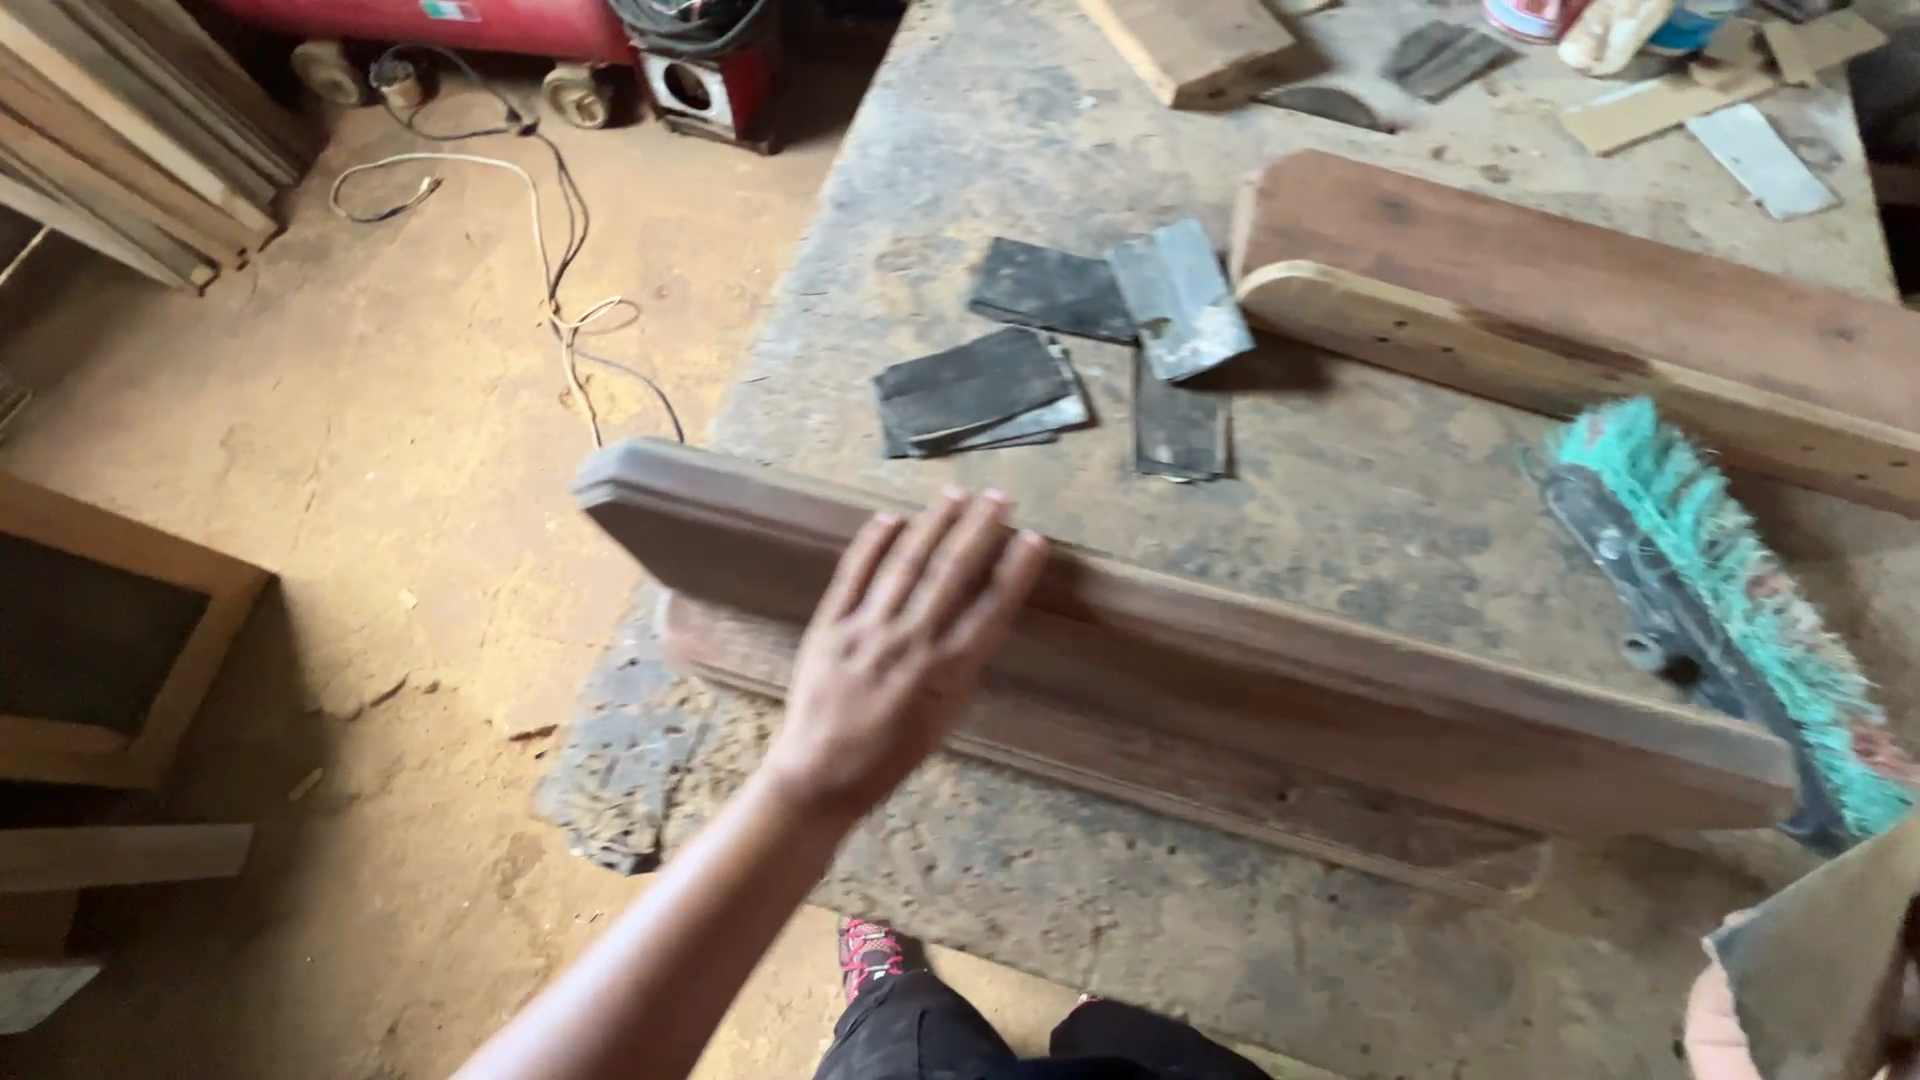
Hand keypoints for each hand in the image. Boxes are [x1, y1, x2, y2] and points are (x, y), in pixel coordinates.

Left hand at [760, 486, 1048, 819]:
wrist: (822, 773)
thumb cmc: (894, 753)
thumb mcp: (946, 718)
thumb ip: (961, 666)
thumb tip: (974, 617)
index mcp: (947, 671)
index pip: (991, 608)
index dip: (1015, 570)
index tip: (1033, 537)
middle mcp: (910, 643)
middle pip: (951, 574)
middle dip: (979, 531)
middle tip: (999, 496)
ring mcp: (866, 631)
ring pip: (905, 565)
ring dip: (933, 525)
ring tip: (955, 493)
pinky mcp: (830, 626)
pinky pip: (853, 575)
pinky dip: (872, 544)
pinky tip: (891, 517)